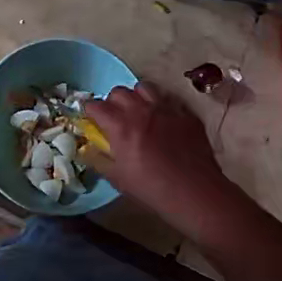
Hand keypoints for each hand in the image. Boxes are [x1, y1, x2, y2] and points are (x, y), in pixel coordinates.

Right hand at [85, 82, 245, 237]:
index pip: (96, 105)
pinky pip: (169, 100)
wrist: (194, 192)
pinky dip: (161, 106)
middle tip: (115, 117)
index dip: (90, 111)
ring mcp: (166, 109)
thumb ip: (99, 160)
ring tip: (139, 112)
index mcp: (120, 126)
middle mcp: (141, 111)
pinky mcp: (185, 114)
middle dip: (112, 102)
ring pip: (144, 88)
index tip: (91, 119)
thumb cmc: (151, 188)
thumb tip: (87, 149)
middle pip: (118, 92)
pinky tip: (163, 121)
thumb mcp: (118, 179)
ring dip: (136, 97)